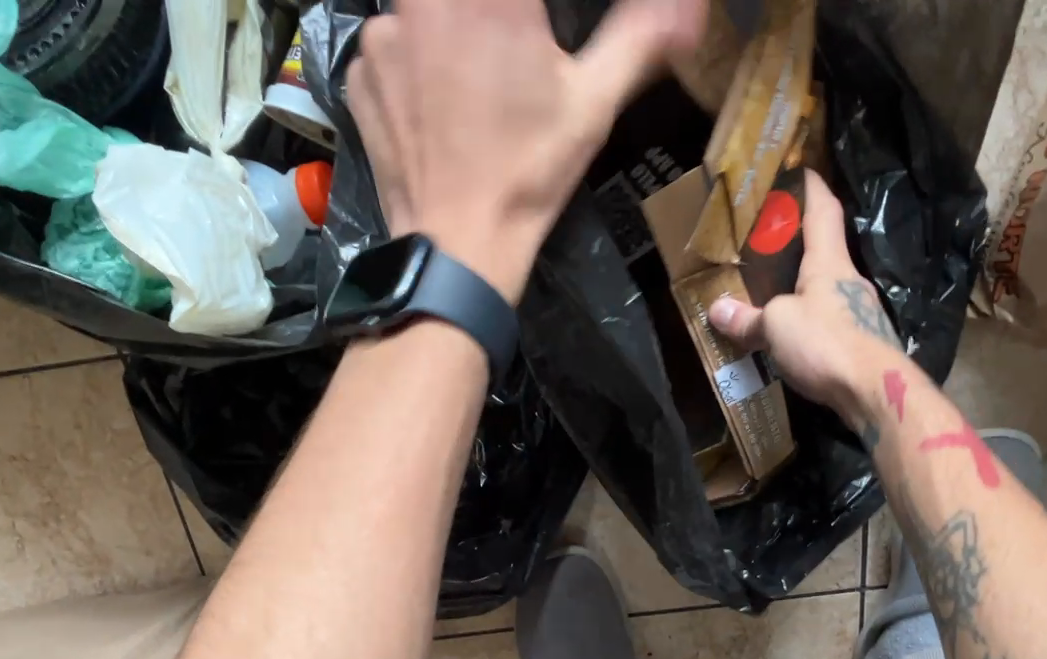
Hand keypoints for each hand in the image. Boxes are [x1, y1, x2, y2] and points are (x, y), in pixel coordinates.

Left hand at [346, 0, 703, 302]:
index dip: (522, 19)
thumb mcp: (593, 103)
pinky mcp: (357, 77)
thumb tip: (689, 10)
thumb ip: (638, 38)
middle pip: (464, 2)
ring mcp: (382, 36)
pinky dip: (412, 66)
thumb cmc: (529, 174)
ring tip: (472, 86)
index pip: (513, 2)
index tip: (530, 40)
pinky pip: (389, 48)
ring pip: (422, 10)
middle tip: (506, 61)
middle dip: (489, 22)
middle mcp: (423, 0)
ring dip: (447, 32)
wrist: (459, 246)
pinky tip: (437, 109)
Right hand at [708, 170, 905, 420]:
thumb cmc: (826, 343)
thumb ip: (746, 319)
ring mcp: (858, 313)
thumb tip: (717, 309)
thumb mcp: (775, 326)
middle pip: (823, 251)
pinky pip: (827, 322)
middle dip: (797, 243)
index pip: (823, 211)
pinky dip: (807, 321)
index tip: (799, 170)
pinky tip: (788, 335)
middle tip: (765, 242)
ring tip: (769, 292)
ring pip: (824, 289)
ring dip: (800, 287)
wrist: (873, 391)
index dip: (811, 188)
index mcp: (829, 263)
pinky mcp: (859, 343)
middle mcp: (848, 281)